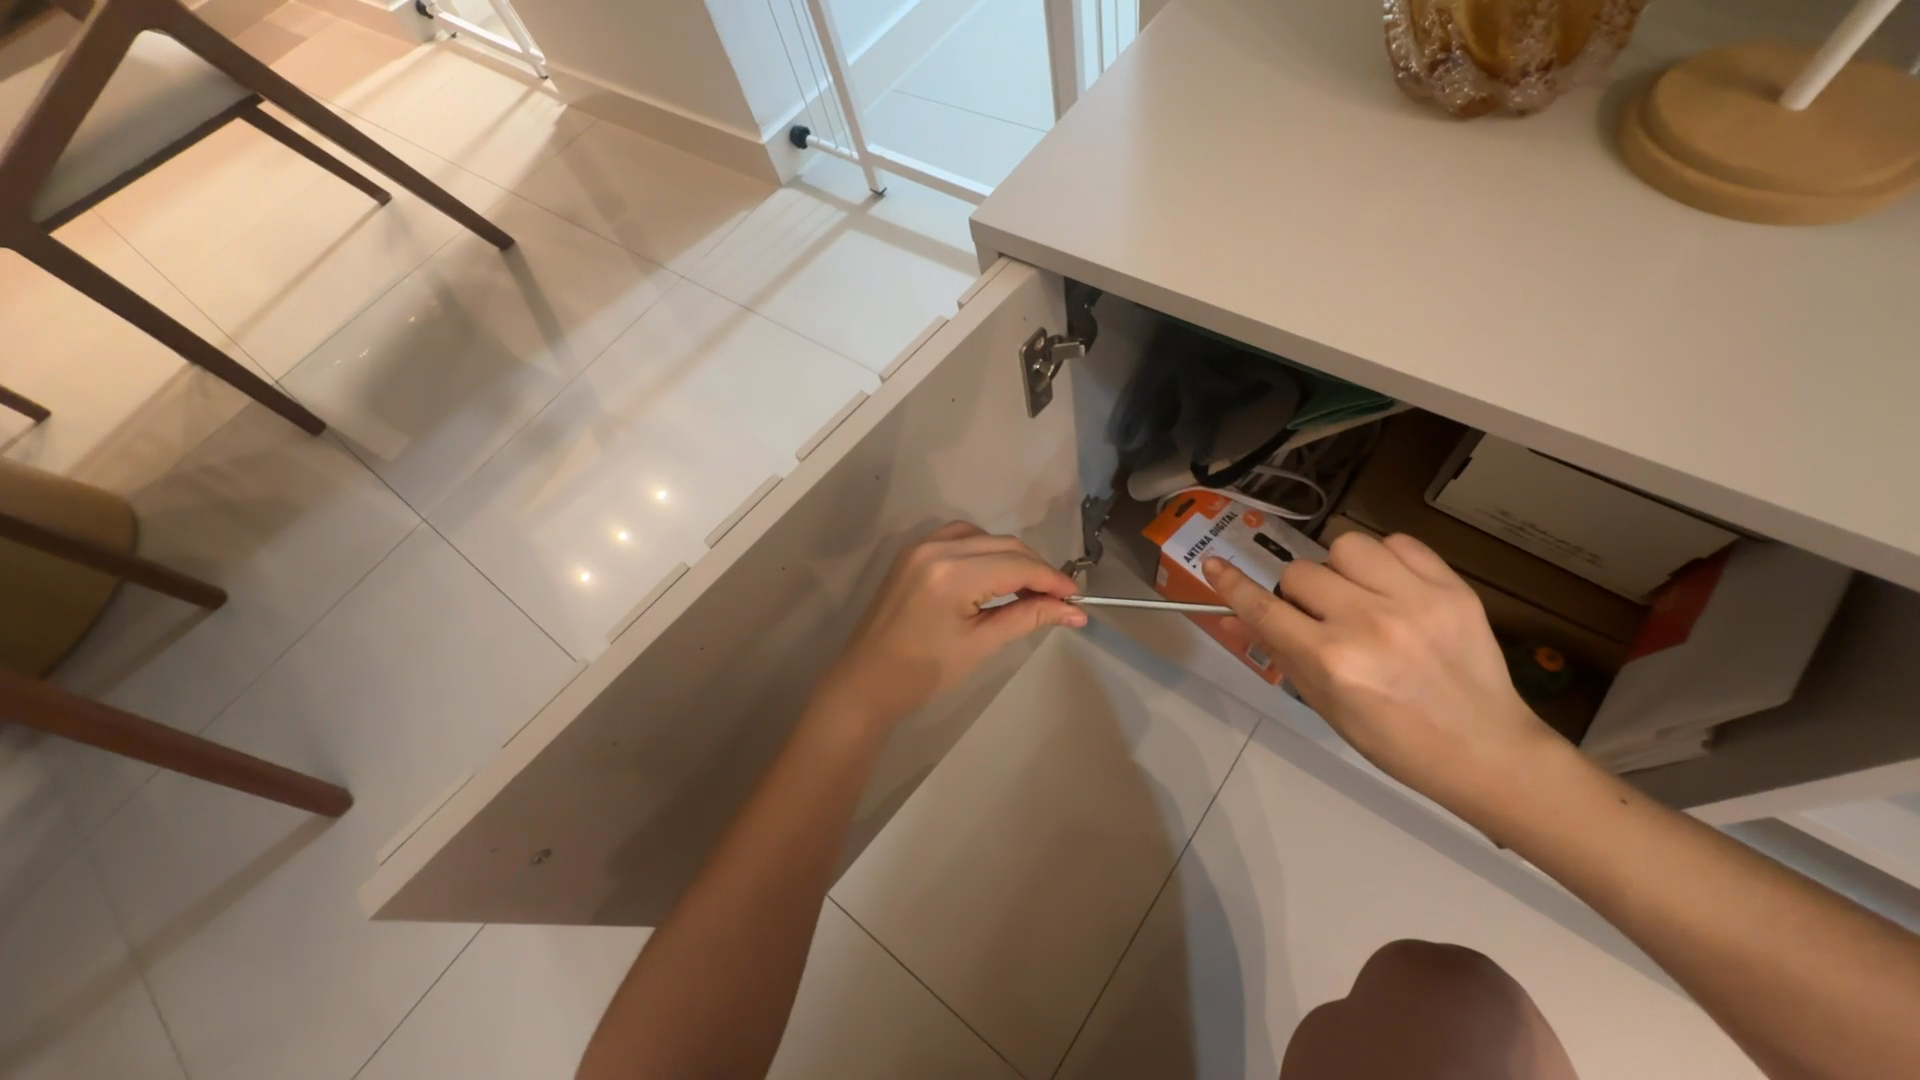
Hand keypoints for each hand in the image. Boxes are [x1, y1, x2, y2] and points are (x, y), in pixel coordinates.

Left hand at [814, 522, 1085, 730]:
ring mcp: (919, 547)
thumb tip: (1074, 611)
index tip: (1076, 598)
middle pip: (1003, 545)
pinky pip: (958, 537)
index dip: (1052, 580)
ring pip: (983, 536)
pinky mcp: (911, 553)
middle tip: (1059, 599)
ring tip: (1028, 589)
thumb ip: (1028, 617)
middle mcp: (936, 548)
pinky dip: (983, 550)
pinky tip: (993, 575)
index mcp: (952, 573)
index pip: (1017, 565)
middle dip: (1035, 569)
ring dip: (1010, 556)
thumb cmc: (924, 672)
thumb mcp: (981, 644)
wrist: (867, 681)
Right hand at [1203, 532, 1560, 812]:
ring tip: (1358, 595)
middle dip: (1300, 593)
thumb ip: (1281, 654)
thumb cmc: (1394, 741)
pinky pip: (1399, 542)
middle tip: (1321, 618)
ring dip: (1340, 568)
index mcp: (1333, 661)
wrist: (1485, 749)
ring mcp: (1414, 600)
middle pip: (1302, 572)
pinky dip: (1386, 559)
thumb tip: (1235, 617)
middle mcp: (1368, 623)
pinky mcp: (1452, 588)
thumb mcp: (1326, 705)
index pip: (1266, 609)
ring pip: (1346, 545)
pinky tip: (1391, 586)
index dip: (1234, 585)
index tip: (1214, 565)